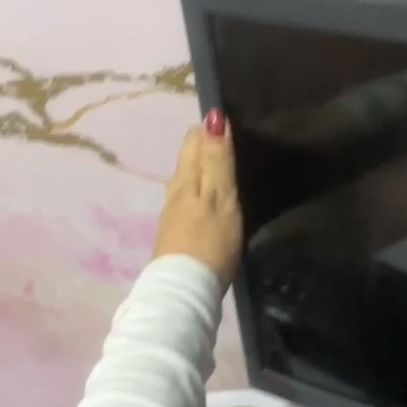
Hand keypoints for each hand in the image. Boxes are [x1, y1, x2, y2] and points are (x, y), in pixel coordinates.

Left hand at [153, 108, 242, 283]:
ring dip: (204, 170)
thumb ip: (217, 159)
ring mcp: (173, 214)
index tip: (233, 123)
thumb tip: (213, 116)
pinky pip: (190, 201)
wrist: (185, 290)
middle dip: (206, 145)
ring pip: (188, 179)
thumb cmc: (209, 242)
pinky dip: (202, 193)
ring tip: (226, 169)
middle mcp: (175, 190)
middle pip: (188, 158)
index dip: (211, 128)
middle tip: (232, 142)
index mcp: (186, 178)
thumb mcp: (220, 197)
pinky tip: (213, 202)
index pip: (195, 139)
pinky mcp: (177, 234)